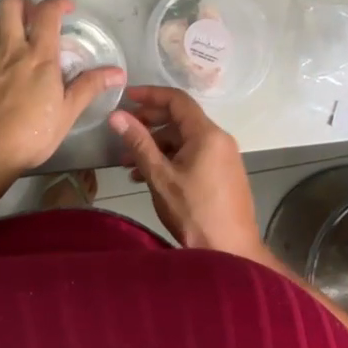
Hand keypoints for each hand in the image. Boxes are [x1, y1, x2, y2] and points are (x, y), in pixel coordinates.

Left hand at [0, 0, 123, 171]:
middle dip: (25, 2)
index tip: (67, 9)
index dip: (58, 2)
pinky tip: (2, 56)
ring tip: (17, 32)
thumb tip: (118, 73)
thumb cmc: (32, 133)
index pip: (47, 13)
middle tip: (36, 18)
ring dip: (4, 17)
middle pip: (10, 4)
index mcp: (39, 56)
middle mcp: (11, 48)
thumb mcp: (67, 112)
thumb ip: (90, 86)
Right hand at [112, 86, 263, 257]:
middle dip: (149, 124)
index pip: (177, 100)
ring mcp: (224, 158)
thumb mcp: (160, 176)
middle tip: (124, 131)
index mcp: (207, 134)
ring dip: (157, 147)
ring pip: (185, 141)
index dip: (150, 94)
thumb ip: (138, 143)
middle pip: (180, 119)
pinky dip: (171, 159)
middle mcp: (220, 139)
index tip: (126, 97)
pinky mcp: (224, 174)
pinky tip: (149, 178)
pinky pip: (194, 155)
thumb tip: (116, 115)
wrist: (231, 253)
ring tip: (129, 165)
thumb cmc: (194, 212)